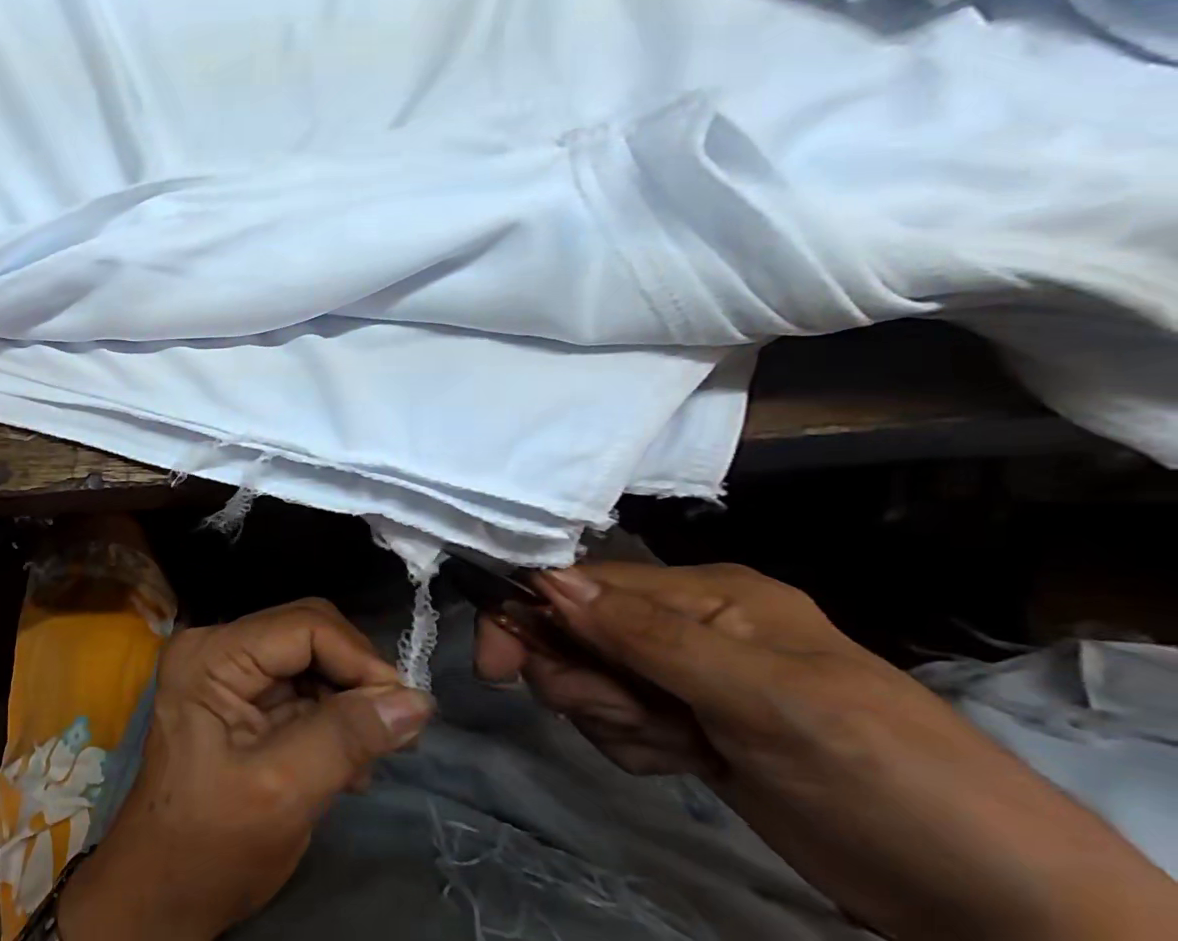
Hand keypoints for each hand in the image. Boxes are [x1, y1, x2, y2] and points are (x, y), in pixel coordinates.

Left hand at [60, 598, 434, 940]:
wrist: (163, 893)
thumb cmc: (211, 845)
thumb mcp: (284, 791)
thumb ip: (348, 738)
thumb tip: (418, 700)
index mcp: (211, 656)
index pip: (304, 625)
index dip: (359, 657)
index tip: (402, 707)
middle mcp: (217, 647)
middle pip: (310, 633)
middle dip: (356, 677)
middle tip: (393, 729)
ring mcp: (228, 671)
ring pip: (314, 658)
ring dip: (349, 701)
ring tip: (367, 758)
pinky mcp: (243, 697)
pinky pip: (304, 686)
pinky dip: (334, 717)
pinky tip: (348, 763)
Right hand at [475, 561, 1177, 940]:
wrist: (980, 896)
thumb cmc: (880, 771)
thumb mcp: (762, 698)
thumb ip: (649, 637)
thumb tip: (548, 580)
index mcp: (710, 595)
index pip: (589, 586)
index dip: (534, 614)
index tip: (496, 662)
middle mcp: (691, 628)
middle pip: (581, 634)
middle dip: (583, 678)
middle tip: (625, 718)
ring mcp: (688, 681)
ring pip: (594, 681)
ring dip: (612, 719)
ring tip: (674, 749)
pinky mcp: (688, 729)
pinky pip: (618, 722)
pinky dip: (632, 745)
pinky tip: (683, 764)